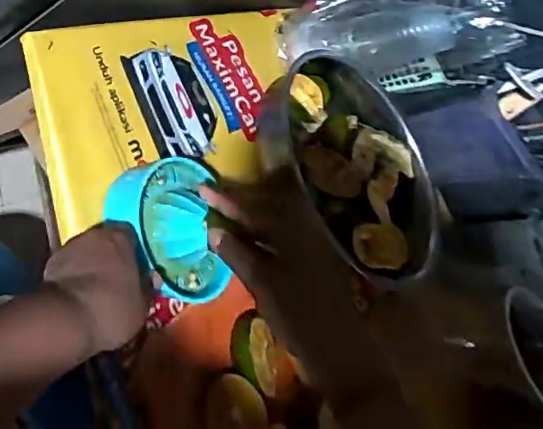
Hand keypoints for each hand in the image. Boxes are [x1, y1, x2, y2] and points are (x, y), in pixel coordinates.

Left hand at [41, 222, 151, 354]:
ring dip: (91, 262)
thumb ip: (147, 287)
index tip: (135, 268)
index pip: (130, 234)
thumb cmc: (112, 309)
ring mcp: (72, 244)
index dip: (133, 251)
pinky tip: (77, 291)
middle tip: (116, 277)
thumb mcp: (140, 307)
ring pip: (87, 249)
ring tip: (95, 287)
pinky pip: (70, 262)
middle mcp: (96, 234)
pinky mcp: (54, 258)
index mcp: (120, 238)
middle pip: (107, 240)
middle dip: (111, 255)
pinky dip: (75, 272)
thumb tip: (153, 276)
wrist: (67, 317)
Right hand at [202, 175, 406, 419]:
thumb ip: (236, 252)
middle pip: (264, 210)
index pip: (250, 208)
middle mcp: (302, 230)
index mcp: (290, 229)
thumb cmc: (298, 314)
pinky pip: (280, 238)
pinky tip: (249, 244)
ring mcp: (310, 246)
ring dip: (249, 221)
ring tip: (225, 219)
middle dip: (237, 205)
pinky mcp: (313, 262)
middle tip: (212, 200)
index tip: (201, 189)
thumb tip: (213, 229)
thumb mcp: (261, 282)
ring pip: (272, 224)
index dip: (224, 200)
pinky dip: (261, 237)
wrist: (340, 354)